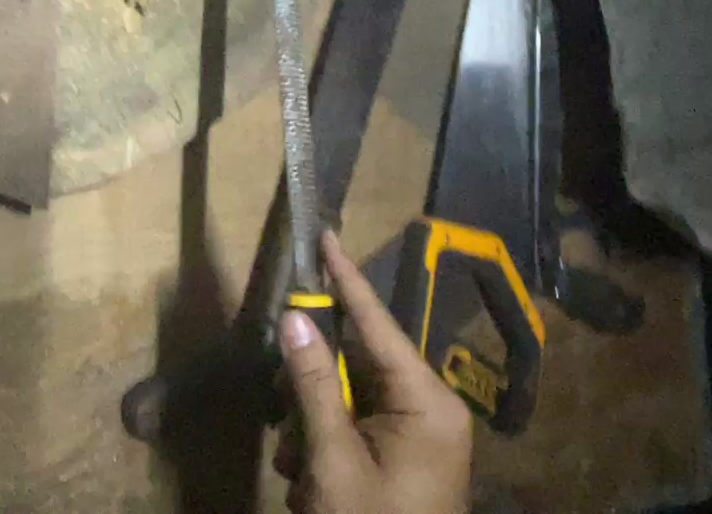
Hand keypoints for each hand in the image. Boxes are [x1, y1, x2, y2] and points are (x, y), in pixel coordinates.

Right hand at [275, 231, 473, 513]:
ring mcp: (413, 430)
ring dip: (308, 419)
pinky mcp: (397, 449)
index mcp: (426, 403)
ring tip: (301, 468)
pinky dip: (319, 437)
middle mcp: (426, 407)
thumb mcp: (334, 459)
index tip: (326, 235)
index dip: (347, 278)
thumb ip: (312, 383)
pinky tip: (309, 476)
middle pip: (352, 358)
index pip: (376, 324)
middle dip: (311, 383)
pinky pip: (347, 417)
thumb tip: (294, 316)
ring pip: (342, 389)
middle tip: (286, 413)